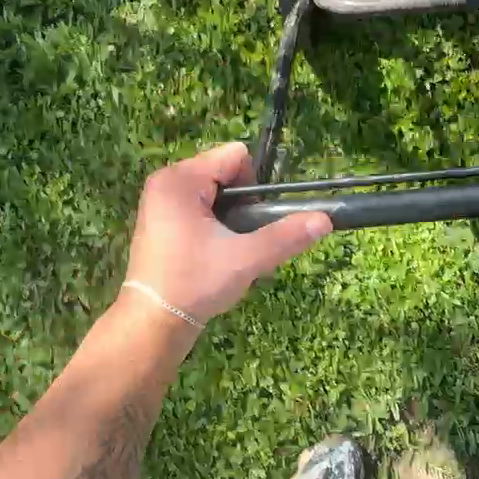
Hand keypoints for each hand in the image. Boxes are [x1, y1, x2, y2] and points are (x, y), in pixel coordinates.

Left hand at [123, 142, 331, 321]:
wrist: (154, 322)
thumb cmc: (196, 282)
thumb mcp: (247, 258)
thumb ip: (287, 235)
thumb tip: (325, 220)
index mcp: (180, 180)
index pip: (234, 157)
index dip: (255, 185)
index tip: (253, 220)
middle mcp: (166, 183)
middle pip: (225, 174)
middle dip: (244, 203)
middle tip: (242, 239)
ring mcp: (160, 203)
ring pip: (215, 193)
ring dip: (232, 217)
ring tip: (231, 249)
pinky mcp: (162, 222)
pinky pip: (201, 208)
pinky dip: (216, 225)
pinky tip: (217, 254)